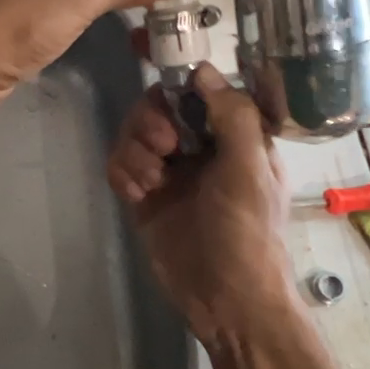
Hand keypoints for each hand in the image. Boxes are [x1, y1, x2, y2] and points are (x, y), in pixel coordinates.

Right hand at [108, 64, 294, 346]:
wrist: (225, 299)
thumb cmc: (249, 232)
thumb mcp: (250, 169)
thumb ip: (233, 115)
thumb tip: (203, 69)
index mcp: (234, 136)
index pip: (200, 90)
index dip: (181, 87)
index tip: (171, 98)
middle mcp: (200, 148)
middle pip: (158, 107)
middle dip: (152, 120)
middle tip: (164, 145)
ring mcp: (170, 172)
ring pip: (134, 133)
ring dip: (135, 148)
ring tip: (151, 180)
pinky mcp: (144, 197)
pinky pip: (119, 164)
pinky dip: (123, 172)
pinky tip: (137, 194)